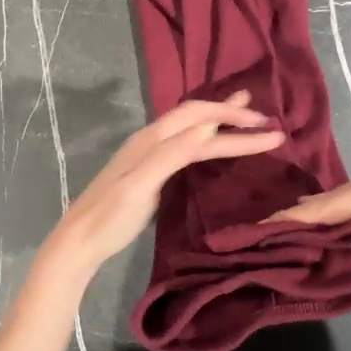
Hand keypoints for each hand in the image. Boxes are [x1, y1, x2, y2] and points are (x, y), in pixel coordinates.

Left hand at [39, 92, 283, 281]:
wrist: (79, 239)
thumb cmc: (110, 216)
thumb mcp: (141, 186)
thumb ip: (172, 155)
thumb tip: (208, 127)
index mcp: (152, 140)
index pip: (202, 124)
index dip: (237, 126)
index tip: (271, 132)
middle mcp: (150, 138)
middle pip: (196, 116)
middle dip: (230, 113)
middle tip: (265, 117)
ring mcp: (148, 152)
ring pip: (189, 126)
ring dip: (218, 118)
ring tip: (242, 110)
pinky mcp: (148, 169)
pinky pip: (183, 141)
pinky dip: (204, 135)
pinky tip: (209, 141)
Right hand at [265, 166, 350, 304]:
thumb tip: (314, 253)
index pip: (330, 205)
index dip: (295, 220)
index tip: (260, 229)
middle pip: (333, 198)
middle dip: (301, 217)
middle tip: (262, 235)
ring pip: (343, 199)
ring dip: (318, 217)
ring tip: (281, 233)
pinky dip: (338, 215)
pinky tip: (315, 228)